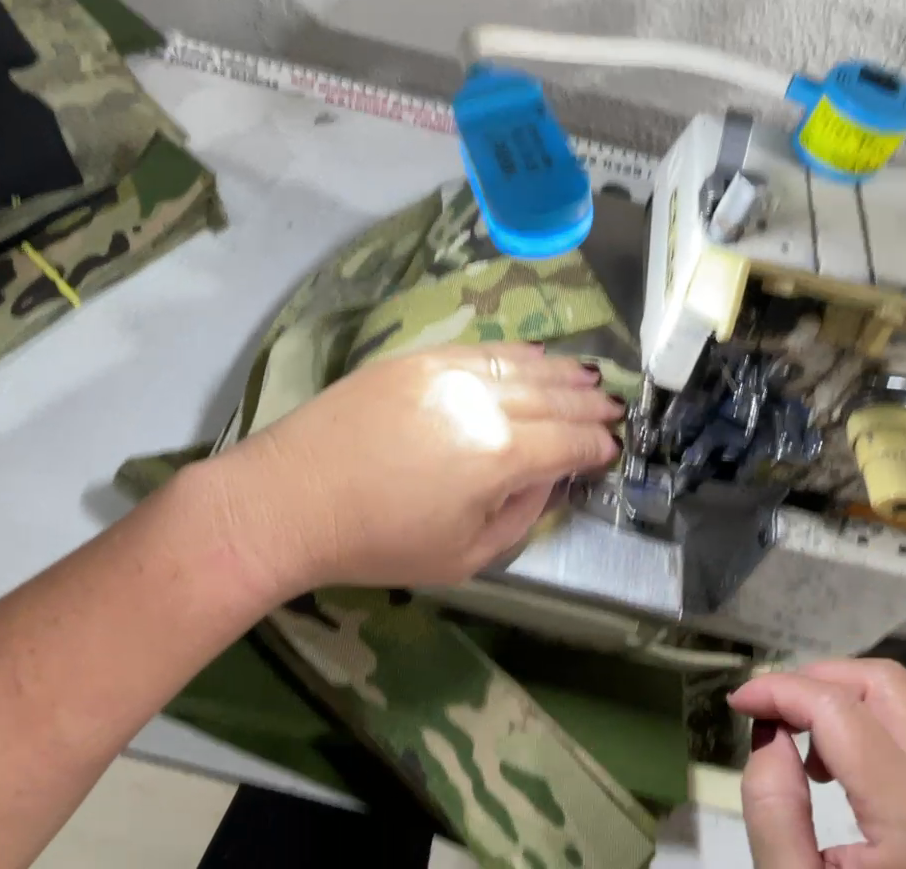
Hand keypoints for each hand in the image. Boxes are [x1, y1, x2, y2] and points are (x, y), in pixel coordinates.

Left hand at [187, 343, 621, 595]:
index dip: (595, 445)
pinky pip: (480, 349)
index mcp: (499, 456)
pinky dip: (515, 353)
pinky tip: (533, 356)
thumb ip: (520, 515)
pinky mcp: (416, 358)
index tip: (611, 447)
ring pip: (521, 365)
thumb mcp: (465, 557)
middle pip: (552, 396)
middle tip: (613, 406)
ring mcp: (447, 371)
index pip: (567, 441)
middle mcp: (482, 402)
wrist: (292, 500)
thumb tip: (549, 479)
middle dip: (588, 403)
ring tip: (586, 376)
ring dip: (560, 372)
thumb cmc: (377, 542)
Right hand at [730, 660, 905, 868]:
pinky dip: (867, 728)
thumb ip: (773, 805)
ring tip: (800, 749)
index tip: (738, 702)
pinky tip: (836, 771)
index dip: (781, 690)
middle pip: (887, 685)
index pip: (842, 712)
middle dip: (817, 680)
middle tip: (771, 713)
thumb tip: (772, 732)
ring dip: (842, 702)